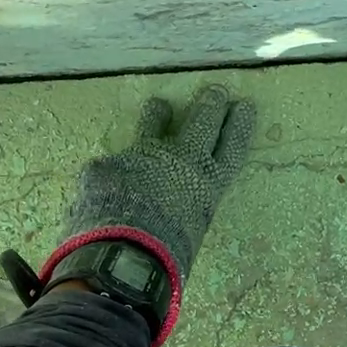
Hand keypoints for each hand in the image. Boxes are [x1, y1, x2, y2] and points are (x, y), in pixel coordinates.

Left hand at [43, 84, 255, 334]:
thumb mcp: (190, 232)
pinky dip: (109, 176)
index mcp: (209, 183)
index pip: (231, 147)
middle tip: (216, 90)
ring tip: (159, 105)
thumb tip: (166, 213)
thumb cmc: (168, 256)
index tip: (245, 105)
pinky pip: (110, 167)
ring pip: (153, 126)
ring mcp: (143, 156)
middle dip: (211, 105)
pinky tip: (100, 187)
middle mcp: (182, 160)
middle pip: (201, 124)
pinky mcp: (109, 161)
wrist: (124, 253)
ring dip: (158, 115)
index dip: (239, 125)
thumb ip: (183, 210)